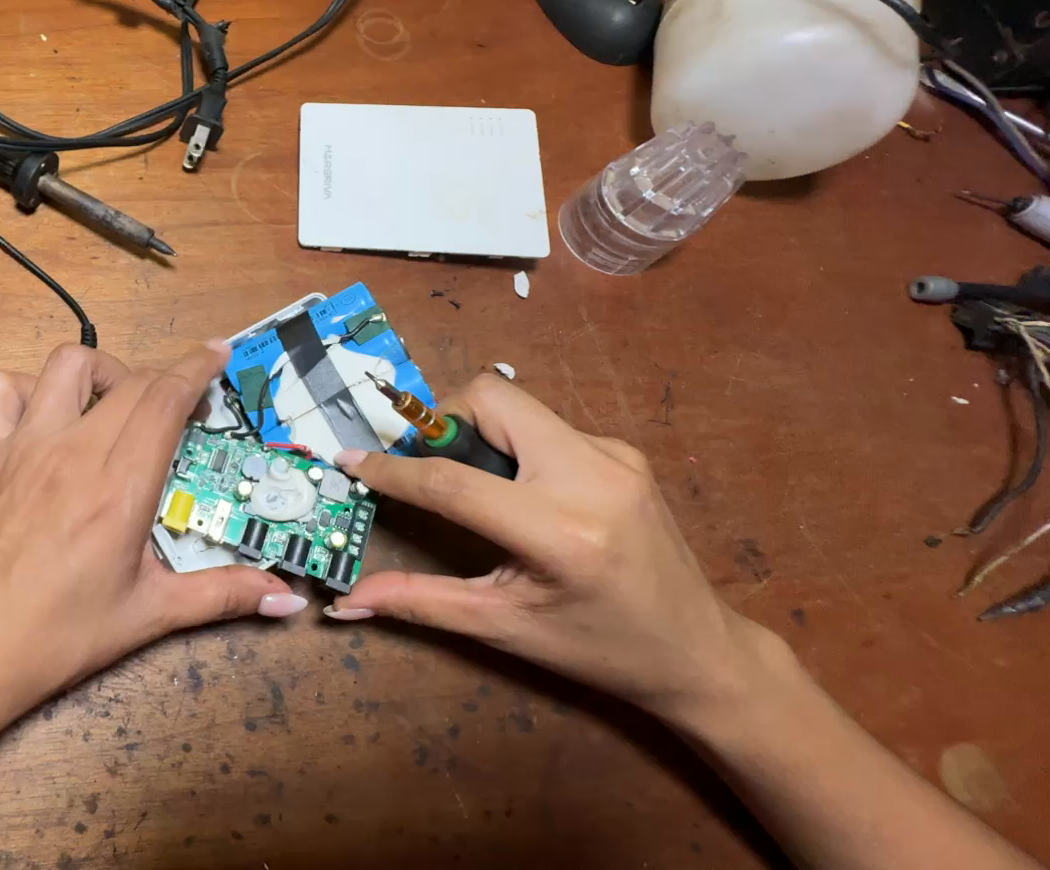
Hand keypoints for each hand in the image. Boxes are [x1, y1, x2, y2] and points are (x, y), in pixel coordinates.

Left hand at [0, 341, 307, 732]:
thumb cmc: (61, 635)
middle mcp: (72, 451)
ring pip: (65, 365)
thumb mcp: (150, 615)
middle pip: (130, 380)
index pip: (164, 400)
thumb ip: (223, 594)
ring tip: (115, 404)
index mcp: (119, 486)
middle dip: (165, 379)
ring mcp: (23, 445)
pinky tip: (44, 419)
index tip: (218, 353)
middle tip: (182, 409)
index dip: (196, 368)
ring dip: (102, 371)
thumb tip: (289, 597)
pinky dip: (27, 389)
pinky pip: (1, 392)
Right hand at [327, 374, 773, 724]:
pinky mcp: (622, 450)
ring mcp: (614, 455)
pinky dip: (513, 446)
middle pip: (490, 398)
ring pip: (515, 405)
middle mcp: (592, 475)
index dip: (393, 470)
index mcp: (562, 531)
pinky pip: (542, 424)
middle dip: (444, 424)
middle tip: (432, 469)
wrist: (702, 652)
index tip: (350, 460)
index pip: (453, 481)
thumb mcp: (502, 627)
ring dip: (478, 433)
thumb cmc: (599, 649)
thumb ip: (419, 602)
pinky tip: (523, 494)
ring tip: (480, 488)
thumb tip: (347, 603)